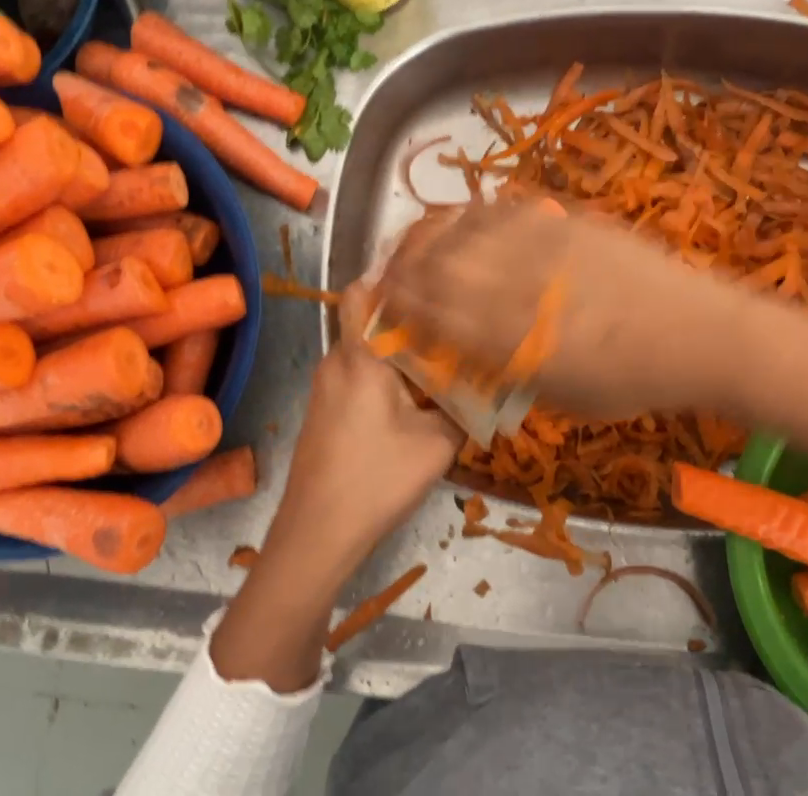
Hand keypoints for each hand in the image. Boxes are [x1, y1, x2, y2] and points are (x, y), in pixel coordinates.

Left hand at [211, 281, 462, 692]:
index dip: (393, 276)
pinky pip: (356, 376)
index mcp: (360, 356)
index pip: (363, 291)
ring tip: (441, 359)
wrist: (317, 532)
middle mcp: (336, 362)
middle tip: (451, 323)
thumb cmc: (377, 479)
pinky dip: (383, 376)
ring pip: (364, 352)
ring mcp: (324, 388)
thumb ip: (465, 408)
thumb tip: (489, 385)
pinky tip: (414, 398)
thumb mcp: (437, 444)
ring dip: (396, 353)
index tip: (432, 276)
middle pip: (369, 322)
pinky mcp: (323, 412)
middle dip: (407, 319)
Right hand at [379, 203, 753, 419]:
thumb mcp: (555, 395)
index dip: (395, 306)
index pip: (425, 311)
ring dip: (427, 236)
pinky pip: (499, 209)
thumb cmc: (628, 382)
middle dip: (400, 267)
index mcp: (502, 336)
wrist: (695, 334)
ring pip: (457, 227)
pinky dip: (472, 216)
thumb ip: (502, 369)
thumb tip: (463, 351)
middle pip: (429, 262)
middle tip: (392, 273)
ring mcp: (535, 243)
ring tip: (419, 244)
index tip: (383, 307)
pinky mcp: (560, 219)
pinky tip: (468, 224)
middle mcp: (508, 282)